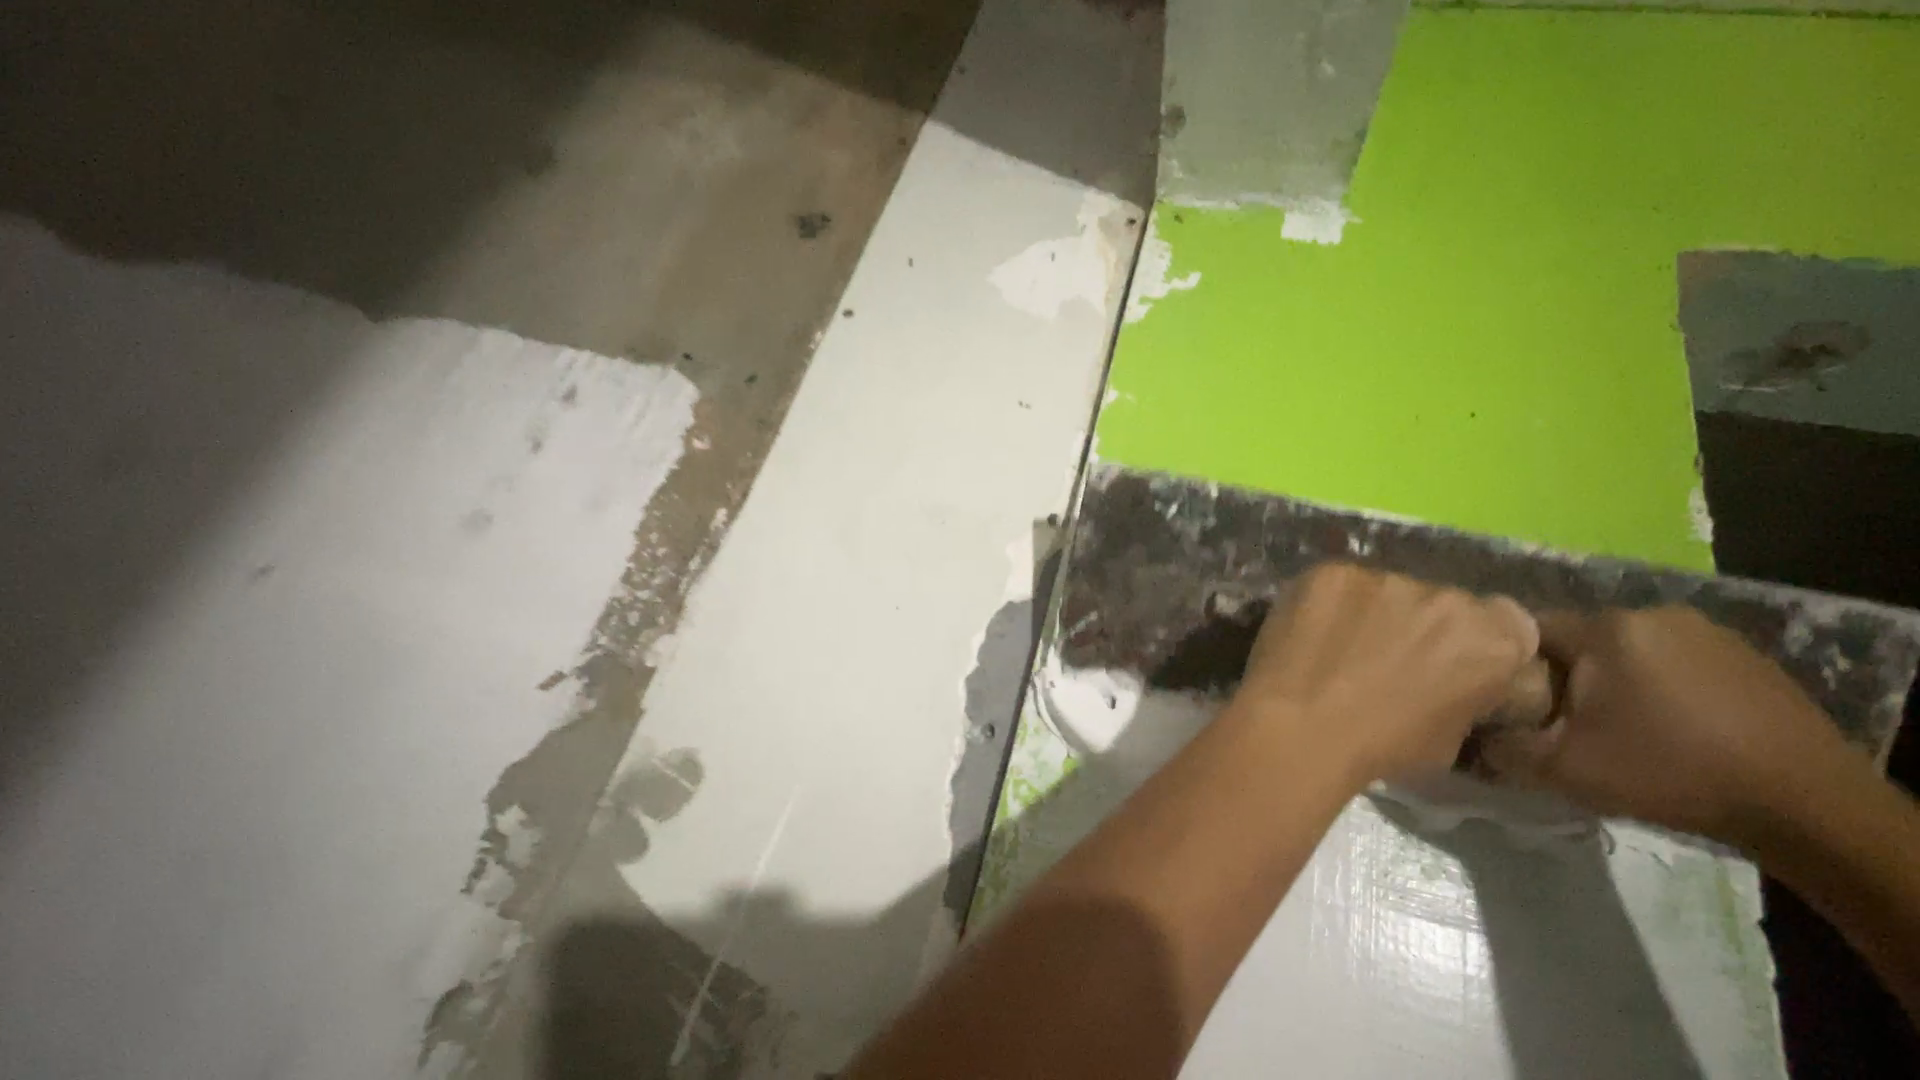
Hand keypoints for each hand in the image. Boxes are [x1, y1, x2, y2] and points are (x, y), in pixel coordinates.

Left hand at [1234, 564, 1538, 783]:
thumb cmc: (1381, 749)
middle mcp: (1448, 596)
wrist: (1300, 728)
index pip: (1508, 622)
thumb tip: (1451, 685)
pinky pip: (1338, 585)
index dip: (1479, 640)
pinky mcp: (1333, 570)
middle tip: (1389, 657)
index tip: (1453, 661)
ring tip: (1340, 648)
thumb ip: (1466, 694)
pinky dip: (1328, 604)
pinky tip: (1309, 632)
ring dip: (1374, 612)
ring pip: (1388, 590)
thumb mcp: (1452, 739)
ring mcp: (1387, 577)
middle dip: (1424, 624)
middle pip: (1444, 602)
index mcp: (1492, 640)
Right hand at [1481, 606, 1856, 846]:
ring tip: (1619, 731)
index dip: (1510, 667)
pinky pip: (1675, 664)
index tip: (1511, 705)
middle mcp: (1654, 614)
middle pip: (1581, 640)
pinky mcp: (1747, 658)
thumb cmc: (1669, 773)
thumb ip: (1503, 749)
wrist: (1805, 804)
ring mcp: (1708, 633)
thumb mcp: (1565, 770)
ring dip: (1614, 683)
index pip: (1529, 630)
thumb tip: (1473, 739)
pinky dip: (1660, 690)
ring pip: (1629, 652)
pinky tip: (1672, 731)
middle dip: (1565, 678)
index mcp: (1607, 627)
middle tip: (1564, 726)